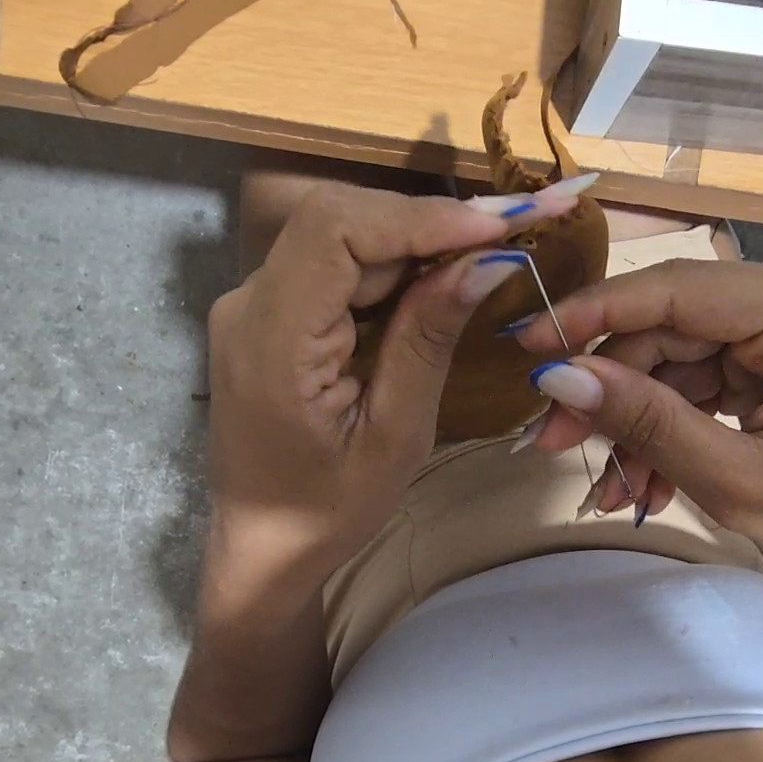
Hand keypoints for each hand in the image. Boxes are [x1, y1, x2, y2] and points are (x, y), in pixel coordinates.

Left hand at [204, 183, 577, 590]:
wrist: (263, 545)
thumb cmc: (329, 511)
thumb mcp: (394, 436)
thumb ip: (428, 340)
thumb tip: (485, 261)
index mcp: (272, 341)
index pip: (336, 229)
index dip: (422, 216)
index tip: (500, 225)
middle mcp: (248, 306)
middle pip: (338, 224)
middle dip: (429, 223)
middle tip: (515, 227)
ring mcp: (251, 308)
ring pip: (338, 240)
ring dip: (415, 242)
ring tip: (490, 249)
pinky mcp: (266, 319)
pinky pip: (330, 271)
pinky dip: (388, 269)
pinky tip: (439, 277)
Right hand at [513, 255, 762, 596]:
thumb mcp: (739, 481)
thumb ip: (649, 424)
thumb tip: (558, 378)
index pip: (676, 289)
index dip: (592, 314)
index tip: (525, 345)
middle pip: (666, 328)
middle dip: (608, 391)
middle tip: (552, 443)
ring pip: (670, 360)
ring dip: (632, 424)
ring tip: (613, 489)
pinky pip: (692, 382)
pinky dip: (662, 430)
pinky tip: (643, 482)